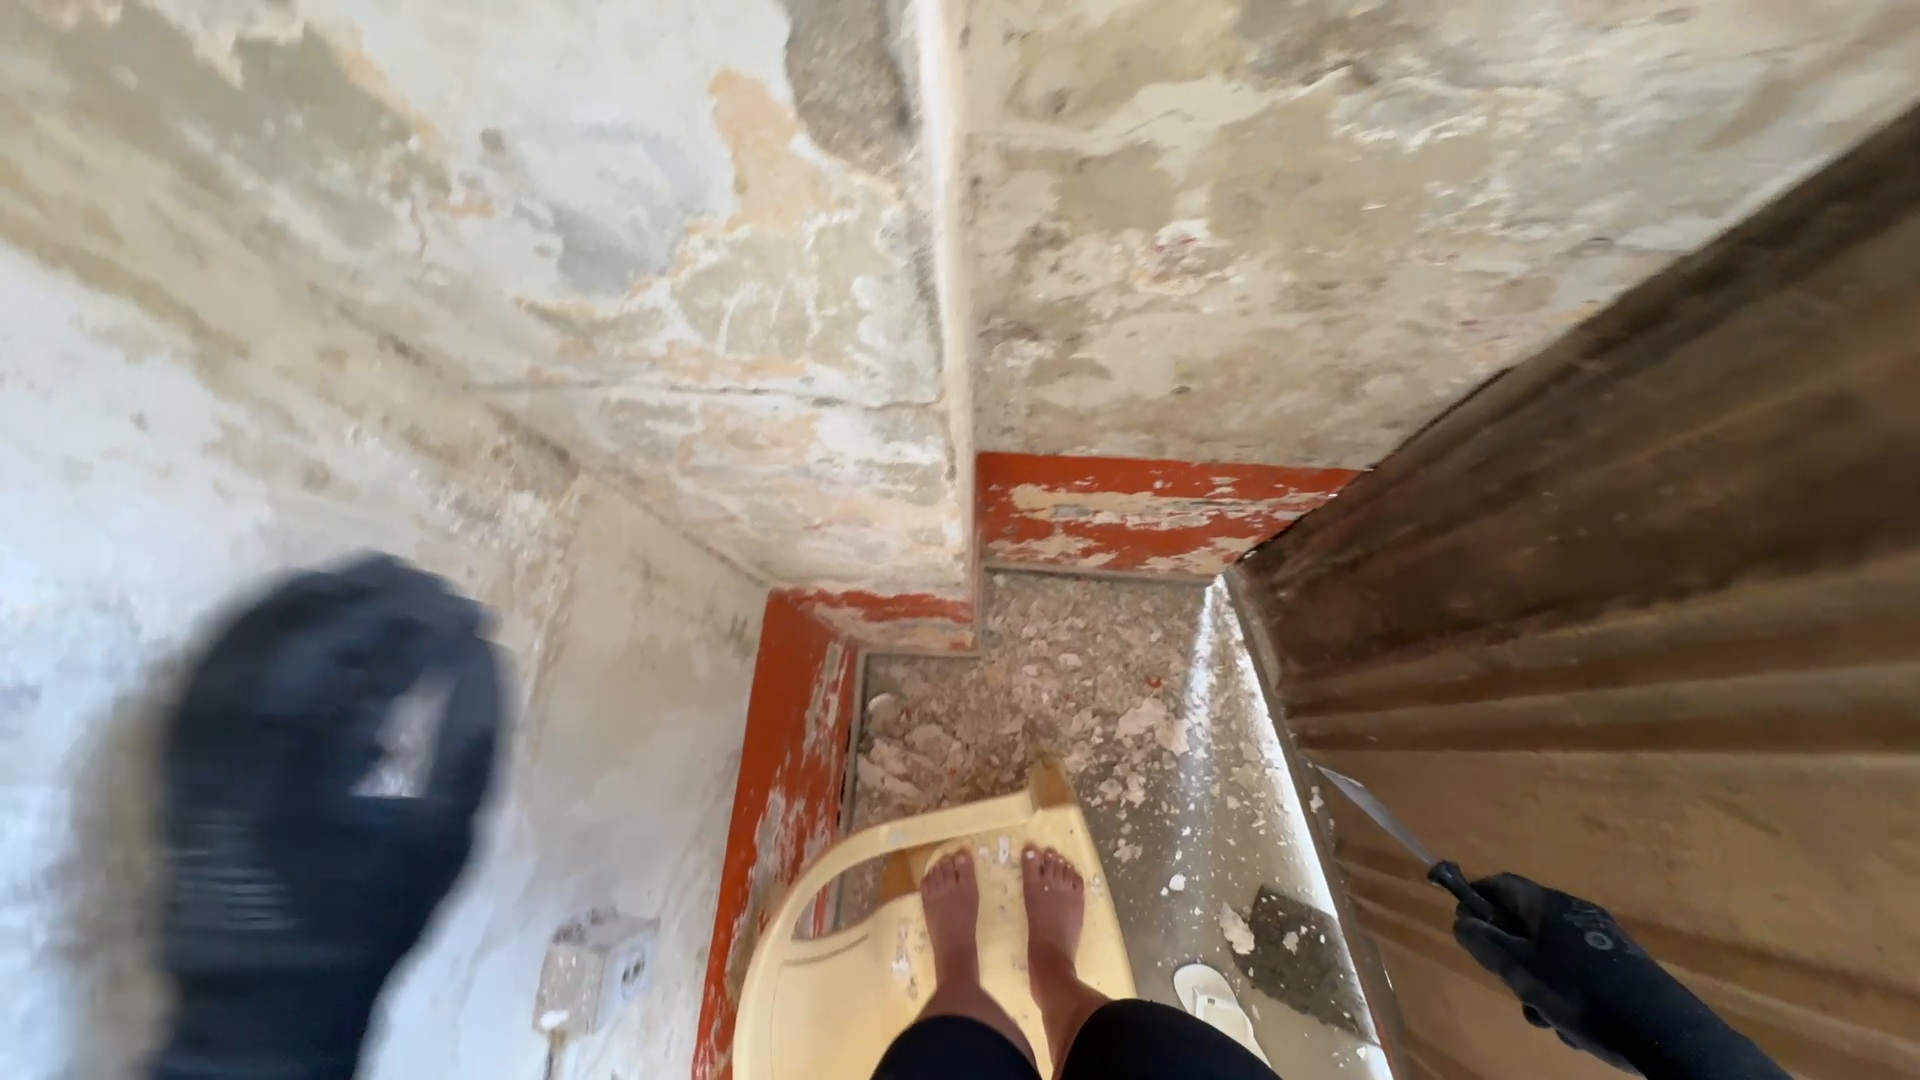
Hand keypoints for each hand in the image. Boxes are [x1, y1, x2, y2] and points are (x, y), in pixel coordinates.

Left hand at [154, 555, 506, 1079]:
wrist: (273, 986)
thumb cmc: (380, 910)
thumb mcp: (454, 834)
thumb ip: (475, 737)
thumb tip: (485, 652)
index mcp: (319, 793)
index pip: (379, 680)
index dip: (433, 637)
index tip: (479, 617)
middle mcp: (241, 767)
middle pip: (306, 652)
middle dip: (380, 604)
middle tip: (438, 586)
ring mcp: (197, 760)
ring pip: (244, 647)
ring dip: (317, 595)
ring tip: (381, 570)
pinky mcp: (180, 759)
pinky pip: (205, 668)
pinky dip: (255, 618)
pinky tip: (306, 594)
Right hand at [1451, 874, 1657, 1070]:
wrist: (1671, 1037)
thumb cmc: (1582, 994)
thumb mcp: (1519, 969)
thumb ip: (1483, 942)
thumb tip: (1461, 921)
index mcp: (1548, 905)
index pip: (1500, 883)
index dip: (1475, 897)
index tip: (1464, 924)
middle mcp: (1575, 913)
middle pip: (1524, 923)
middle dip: (1508, 954)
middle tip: (1505, 980)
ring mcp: (1602, 941)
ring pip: (1550, 954)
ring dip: (1536, 981)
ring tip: (1541, 1016)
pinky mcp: (1624, 969)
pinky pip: (1578, 973)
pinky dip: (1565, 993)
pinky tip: (1570, 1026)